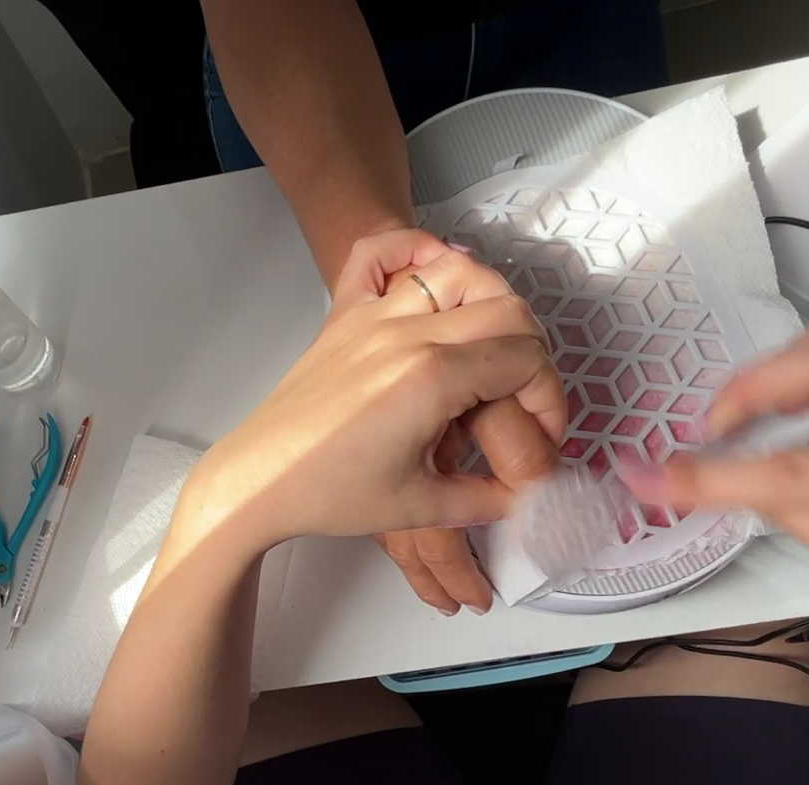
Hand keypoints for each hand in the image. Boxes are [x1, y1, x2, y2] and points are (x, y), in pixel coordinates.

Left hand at [324, 226, 561, 614]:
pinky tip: (427, 283)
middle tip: (523, 400)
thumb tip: (524, 497)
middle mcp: (406, 334)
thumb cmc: (325, 492)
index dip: (549, 396)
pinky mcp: (343, 318)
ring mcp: (372, 318)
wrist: (259, 481)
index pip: (525, 359)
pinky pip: (380, 257)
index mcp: (430, 378)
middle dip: (533, 355)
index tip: (544, 431)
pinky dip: (413, 254)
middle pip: (507, 311)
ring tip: (488, 351)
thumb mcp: (416, 506)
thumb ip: (484, 499)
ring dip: (489, 304)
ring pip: (459, 273)